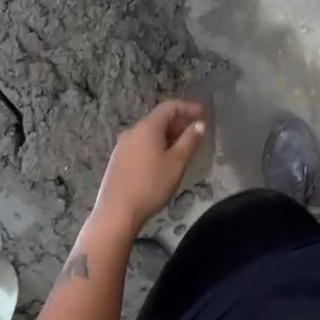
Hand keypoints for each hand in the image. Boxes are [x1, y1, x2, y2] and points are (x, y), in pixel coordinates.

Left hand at [91, 100, 207, 237]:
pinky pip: (140, 145)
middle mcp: (132, 131)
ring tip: (178, 155)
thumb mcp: (176, 163)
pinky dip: (154, 147)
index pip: (170, 107)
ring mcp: (122, 145)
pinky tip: (159, 166)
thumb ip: (189, 141)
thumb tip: (199, 124)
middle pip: (158, 119)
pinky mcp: (117, 160)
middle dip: (177, 125)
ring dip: (166, 138)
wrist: (116, 213)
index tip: (202, 114)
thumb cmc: (151, 185)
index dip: (187, 107)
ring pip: (148, 134)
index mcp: (147, 127)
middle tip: (192, 140)